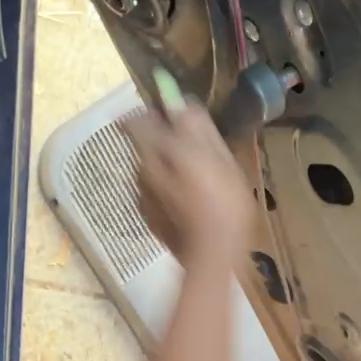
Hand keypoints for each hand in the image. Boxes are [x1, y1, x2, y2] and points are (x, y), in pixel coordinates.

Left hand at [124, 96, 254, 270]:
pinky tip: (188, 202)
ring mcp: (142, 196)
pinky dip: (166, 191)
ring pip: (149, 170)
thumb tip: (182, 105)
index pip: (135, 122)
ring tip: (195, 179)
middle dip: (162, 143)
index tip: (165, 116)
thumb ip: (197, 128)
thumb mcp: (221, 159)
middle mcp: (143, 170)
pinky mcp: (147, 217)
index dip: (147, 115)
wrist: (211, 255)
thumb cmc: (225, 204)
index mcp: (159, 151)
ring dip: (165, 168)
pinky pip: (153, 193)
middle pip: (144, 147)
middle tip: (190, 149)